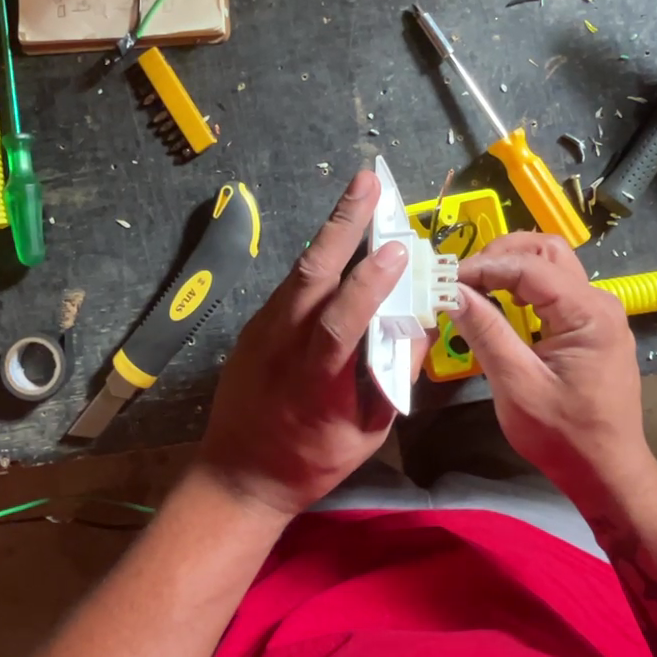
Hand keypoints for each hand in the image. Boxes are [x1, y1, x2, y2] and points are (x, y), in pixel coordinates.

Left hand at [194, 170, 424, 518]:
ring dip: (331, 231)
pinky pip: (291, 286)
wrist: (239, 473)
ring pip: (299, 272)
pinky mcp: (253, 326)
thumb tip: (417, 321)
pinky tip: (338, 239)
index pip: (341, 323)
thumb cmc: (312, 461)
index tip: (397, 250)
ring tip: (358, 194)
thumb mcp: (367, 432)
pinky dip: (317, 259)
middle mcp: (283, 345)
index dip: (369, 286)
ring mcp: (262, 331)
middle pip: (312, 275)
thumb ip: (393, 376)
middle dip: (343, 224)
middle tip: (368, 183)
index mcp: (316, 381)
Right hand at [444, 233, 655, 497]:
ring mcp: (598, 314)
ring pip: (551, 264)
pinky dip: (522, 286)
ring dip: (511, 267)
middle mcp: (599, 303)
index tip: (445, 279)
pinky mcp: (591, 327)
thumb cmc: (563, 435)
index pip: (529, 267)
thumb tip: (451, 291)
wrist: (606, 472)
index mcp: (588, 313)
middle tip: (462, 278)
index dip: (483, 266)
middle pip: (546, 250)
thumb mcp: (517, 384)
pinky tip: (499, 306)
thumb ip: (485, 331)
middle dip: (500, 255)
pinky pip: (555, 288)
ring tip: (475, 288)